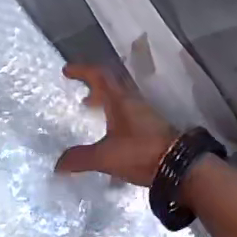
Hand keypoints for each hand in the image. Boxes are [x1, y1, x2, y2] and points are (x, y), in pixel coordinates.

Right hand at [54, 64, 179, 186]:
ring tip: (91, 111)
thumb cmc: (140, 153)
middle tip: (80, 93)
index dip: (82, 71)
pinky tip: (109, 133)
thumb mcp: (105, 157)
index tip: (67, 70)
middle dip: (93, 86)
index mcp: (120, 101)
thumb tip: (58, 165)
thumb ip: (80, 158)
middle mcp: (133, 102)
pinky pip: (127, 113)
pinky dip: (114, 116)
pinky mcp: (151, 128)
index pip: (100, 76)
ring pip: (121, 99)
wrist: (178, 166)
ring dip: (105, 101)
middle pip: (112, 85)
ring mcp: (144, 115)